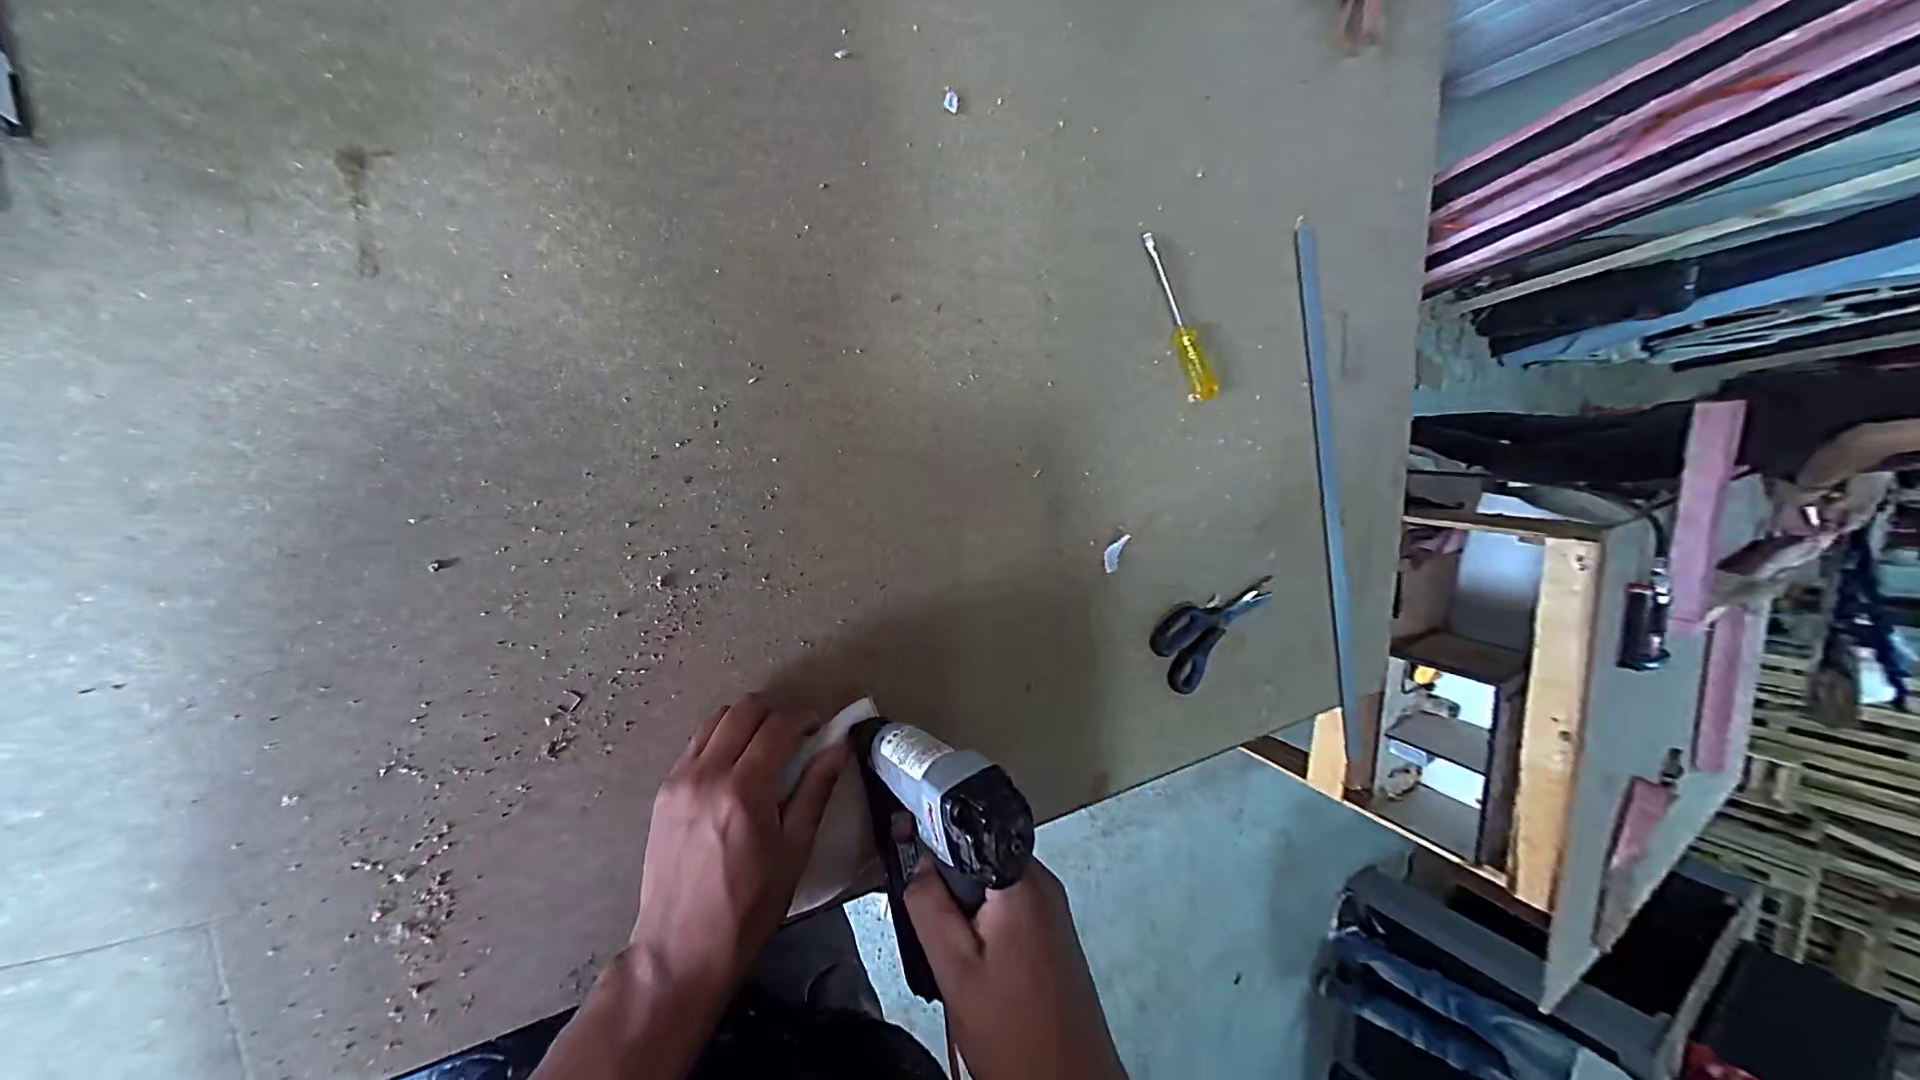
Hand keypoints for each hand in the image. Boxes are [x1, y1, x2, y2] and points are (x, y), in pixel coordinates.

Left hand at [532, 697, 846, 1079]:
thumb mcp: (795, 851)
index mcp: (744, 791)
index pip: (778, 725)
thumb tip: (837, 748)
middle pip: (745, 709)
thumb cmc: (748, 906)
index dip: (805, 717)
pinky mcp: (664, 792)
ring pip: (717, 719)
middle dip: (777, 711)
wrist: (681, 949)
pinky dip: (722, 738)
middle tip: (796, 733)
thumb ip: (815, 790)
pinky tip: (736, 764)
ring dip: (747, 720)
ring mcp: (680, 781)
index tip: (819, 728)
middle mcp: (707, 775)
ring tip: (766, 745)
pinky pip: (696, 743)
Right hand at [905, 858, 1127, 1079]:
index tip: (908, 854)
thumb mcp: (954, 969)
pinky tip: (978, 966)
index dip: (934, 840)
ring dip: (965, 909)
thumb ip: (928, 907)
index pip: (969, 831)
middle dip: (949, 884)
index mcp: (1021, 882)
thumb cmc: (1015, 1033)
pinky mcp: (1052, 933)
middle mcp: (1043, 886)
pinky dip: (985, 926)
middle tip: (934, 925)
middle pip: (980, 857)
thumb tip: (916, 864)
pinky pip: (1007, 908)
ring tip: (956, 955)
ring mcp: (1051, 910)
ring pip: (991, 885)